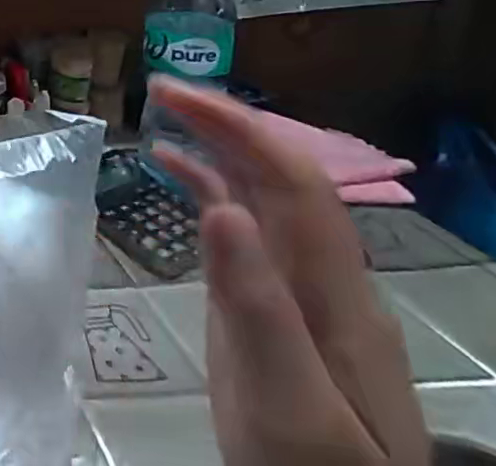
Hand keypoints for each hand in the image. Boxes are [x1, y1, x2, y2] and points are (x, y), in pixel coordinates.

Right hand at [148, 76, 429, 465]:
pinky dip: (207, 187)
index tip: (176, 95)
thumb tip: (221, 209)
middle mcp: (322, 275)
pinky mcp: (269, 302)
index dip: (240, 127)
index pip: (294, 180)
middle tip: (159, 89)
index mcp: (336, 291)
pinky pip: (241, 226)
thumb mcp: (289, 405)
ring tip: (163, 113)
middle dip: (224, 122)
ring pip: (261, 194)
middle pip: (278, 176)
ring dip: (217, 145)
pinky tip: (173, 169)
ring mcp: (297, 287)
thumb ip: (259, 311)